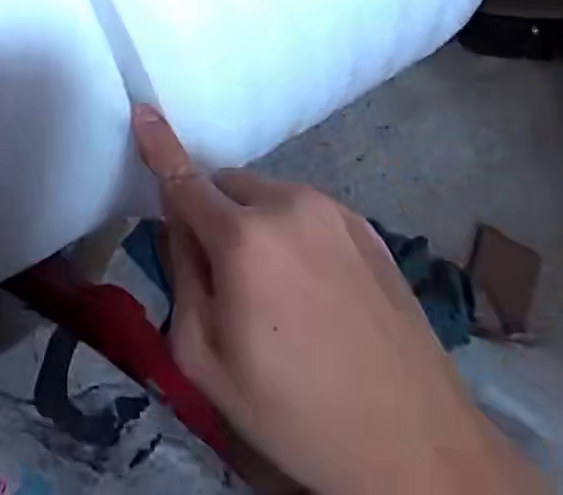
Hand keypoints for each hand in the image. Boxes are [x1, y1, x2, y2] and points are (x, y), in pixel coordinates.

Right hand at [132, 105, 542, 494]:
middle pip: (223, 187)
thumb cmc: (295, 412)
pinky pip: (303, 212)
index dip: (158, 144)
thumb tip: (181, 227)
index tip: (142, 109)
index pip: (183, 179)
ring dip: (251, 223)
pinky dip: (289, 232)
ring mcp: (335, 214)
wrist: (420, 452)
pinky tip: (314, 291)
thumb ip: (179, 277)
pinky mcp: (369, 229)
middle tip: (224, 278)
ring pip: (265, 196)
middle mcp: (289, 207)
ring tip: (277, 292)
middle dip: (210, 215)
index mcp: (243, 240)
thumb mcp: (203, 360)